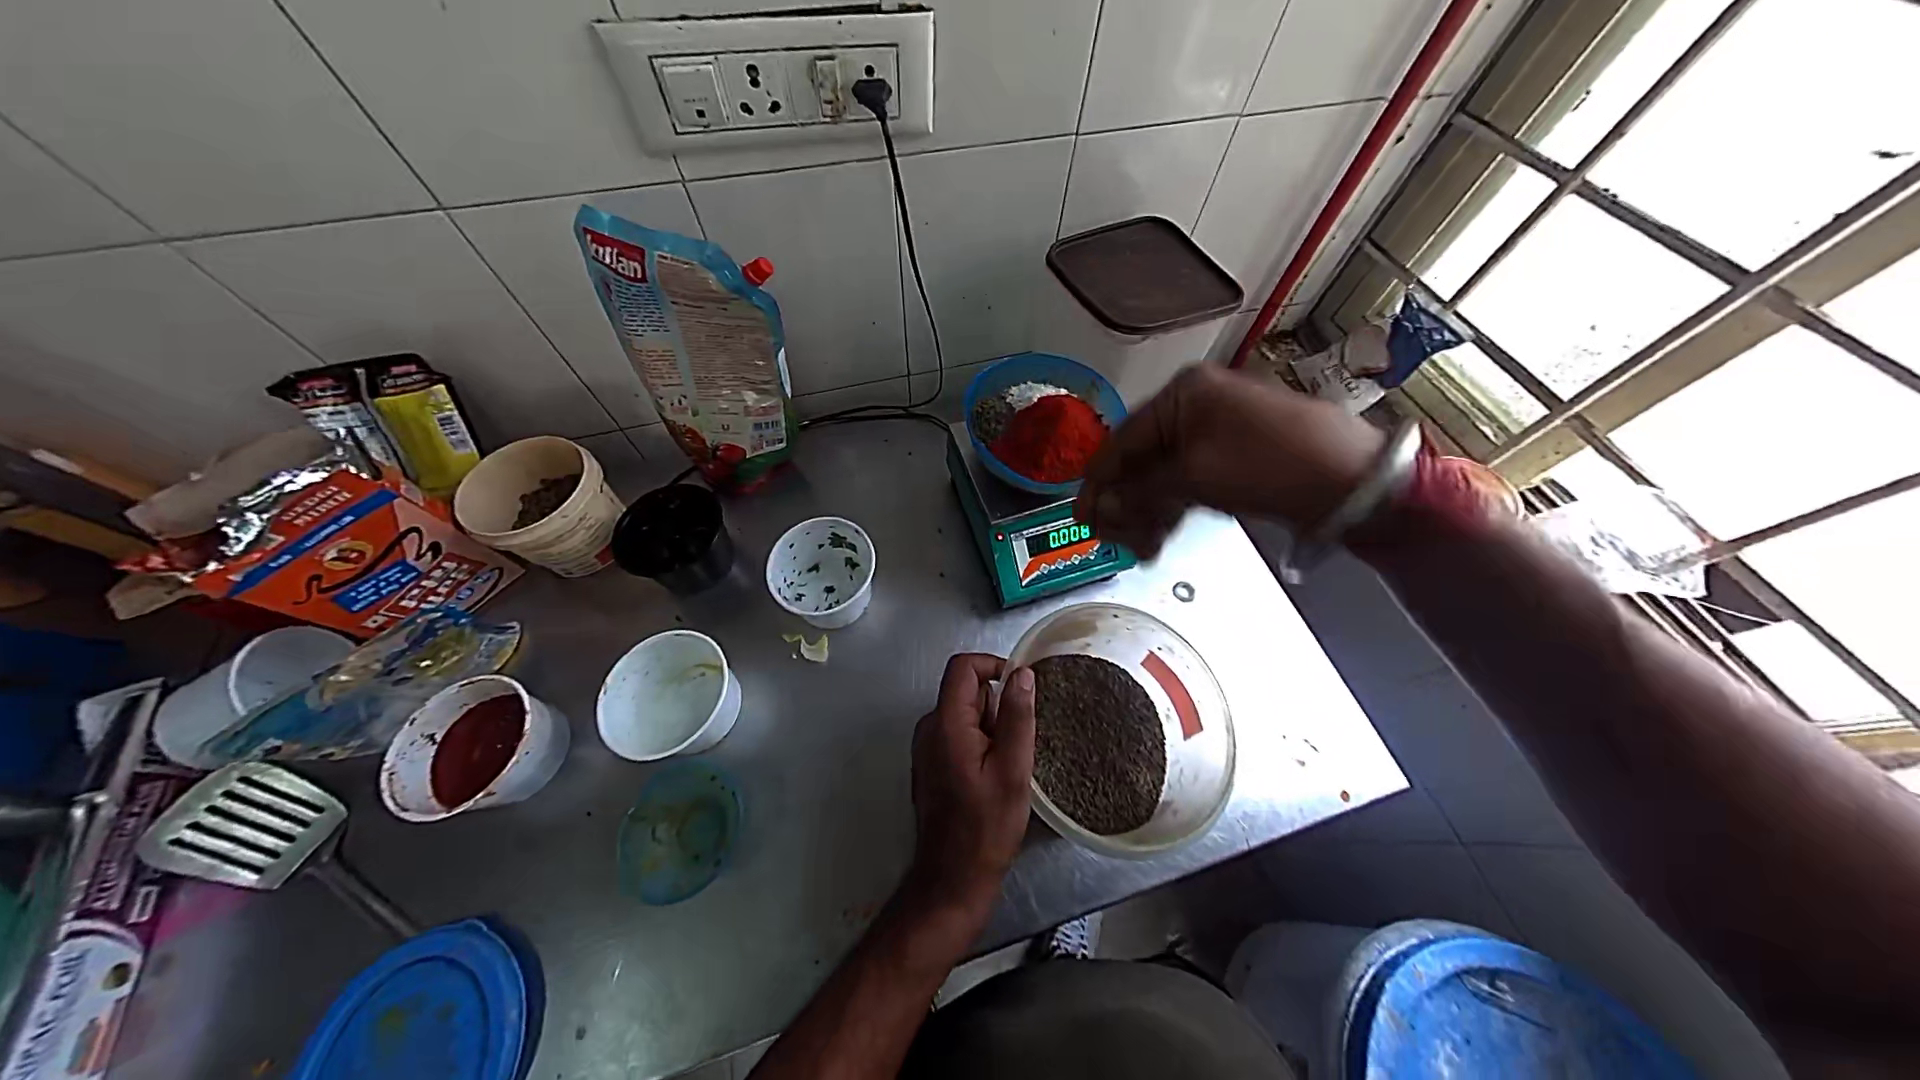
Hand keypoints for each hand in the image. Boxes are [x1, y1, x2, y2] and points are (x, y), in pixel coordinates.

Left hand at [906, 654, 1035, 915]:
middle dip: (997, 706)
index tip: (1021, 688)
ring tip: (1006, 765)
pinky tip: (992, 776)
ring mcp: (927, 745)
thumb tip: (1022, 674)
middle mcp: (929, 727)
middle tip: (1016, 744)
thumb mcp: (1013, 769)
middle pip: (966, 689)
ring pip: (965, 712)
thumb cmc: (986, 825)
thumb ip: (1017, 717)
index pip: (963, 666)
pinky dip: (980, 742)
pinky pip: (958, 733)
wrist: (953, 876)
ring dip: (990, 727)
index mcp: (946, 722)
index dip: (994, 665)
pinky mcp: (931, 762)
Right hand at [1074, 364, 1386, 557]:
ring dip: (1147, 511)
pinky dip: (1172, 507)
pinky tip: (1160, 536)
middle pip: (1139, 458)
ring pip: (1161, 473)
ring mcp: (1215, 430)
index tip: (1081, 515)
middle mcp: (1195, 405)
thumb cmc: (1271, 465)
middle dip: (1124, 502)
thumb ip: (1139, 492)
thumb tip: (1100, 507)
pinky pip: (1186, 480)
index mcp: (1183, 394)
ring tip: (1140, 547)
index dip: (1098, 482)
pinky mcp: (1231, 454)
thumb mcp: (1195, 478)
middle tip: (1114, 538)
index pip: (1122, 440)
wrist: (1351, 480)